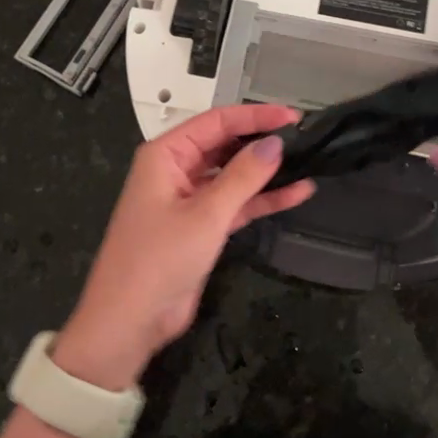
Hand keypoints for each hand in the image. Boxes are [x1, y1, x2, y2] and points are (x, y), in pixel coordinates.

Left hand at [52, 105, 315, 390]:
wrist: (130, 320)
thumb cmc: (158, 259)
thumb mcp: (205, 215)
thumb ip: (243, 177)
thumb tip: (274, 144)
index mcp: (165, 155)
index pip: (216, 122)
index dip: (254, 116)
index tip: (291, 116)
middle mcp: (176, 170)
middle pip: (225, 144)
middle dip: (261, 141)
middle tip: (304, 136)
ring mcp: (189, 199)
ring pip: (233, 175)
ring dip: (266, 171)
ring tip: (307, 161)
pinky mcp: (202, 227)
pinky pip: (236, 203)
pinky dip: (262, 199)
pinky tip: (296, 193)